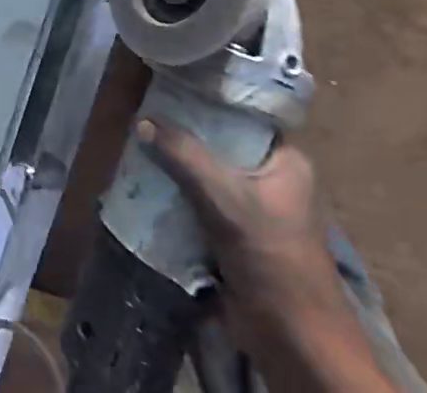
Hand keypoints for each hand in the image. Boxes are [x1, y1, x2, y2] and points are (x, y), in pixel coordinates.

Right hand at [138, 119, 396, 392]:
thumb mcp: (226, 199)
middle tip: (141, 118)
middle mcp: (271, 179)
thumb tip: (143, 121)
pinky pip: (195, 199)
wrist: (292, 338)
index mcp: (287, 163)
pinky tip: (143, 183)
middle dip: (179, 134)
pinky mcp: (232, 232)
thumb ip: (184, 156)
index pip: (243, 117)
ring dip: (172, 165)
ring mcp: (251, 207)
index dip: (206, 102)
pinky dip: (172, 193)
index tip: (166, 89)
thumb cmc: (273, 260)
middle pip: (217, 143)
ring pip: (202, 171)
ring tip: (134, 146)